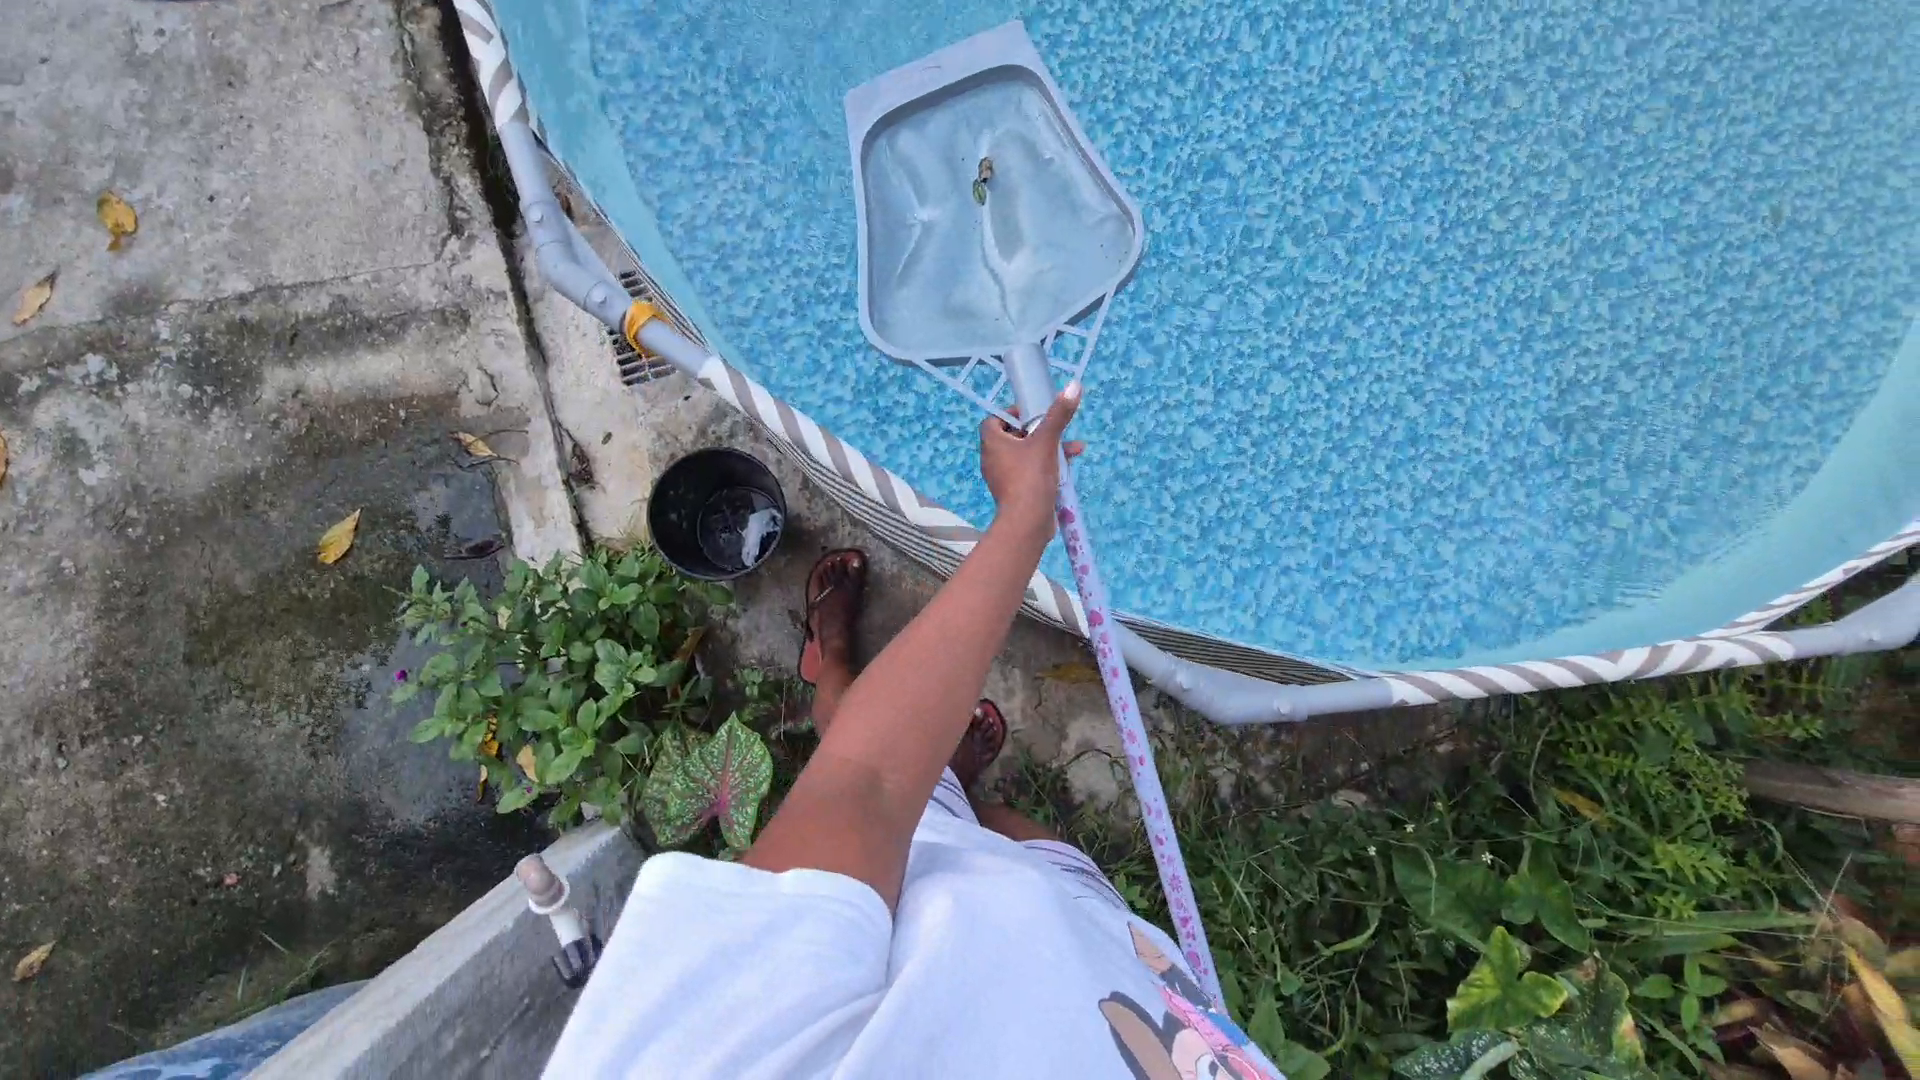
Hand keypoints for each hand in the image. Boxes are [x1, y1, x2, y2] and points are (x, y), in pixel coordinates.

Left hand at [978, 382, 1085, 540]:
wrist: (1027, 521)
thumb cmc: (1030, 476)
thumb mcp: (1047, 441)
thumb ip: (1059, 415)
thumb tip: (1073, 385)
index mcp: (992, 443)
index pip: (994, 420)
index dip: (1013, 413)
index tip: (1034, 413)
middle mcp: (992, 459)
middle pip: (1014, 437)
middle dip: (1039, 432)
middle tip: (1056, 430)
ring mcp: (1003, 477)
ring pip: (1026, 455)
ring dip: (1049, 449)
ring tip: (1074, 449)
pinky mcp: (1015, 492)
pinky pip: (1029, 473)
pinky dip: (1046, 467)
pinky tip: (1069, 468)